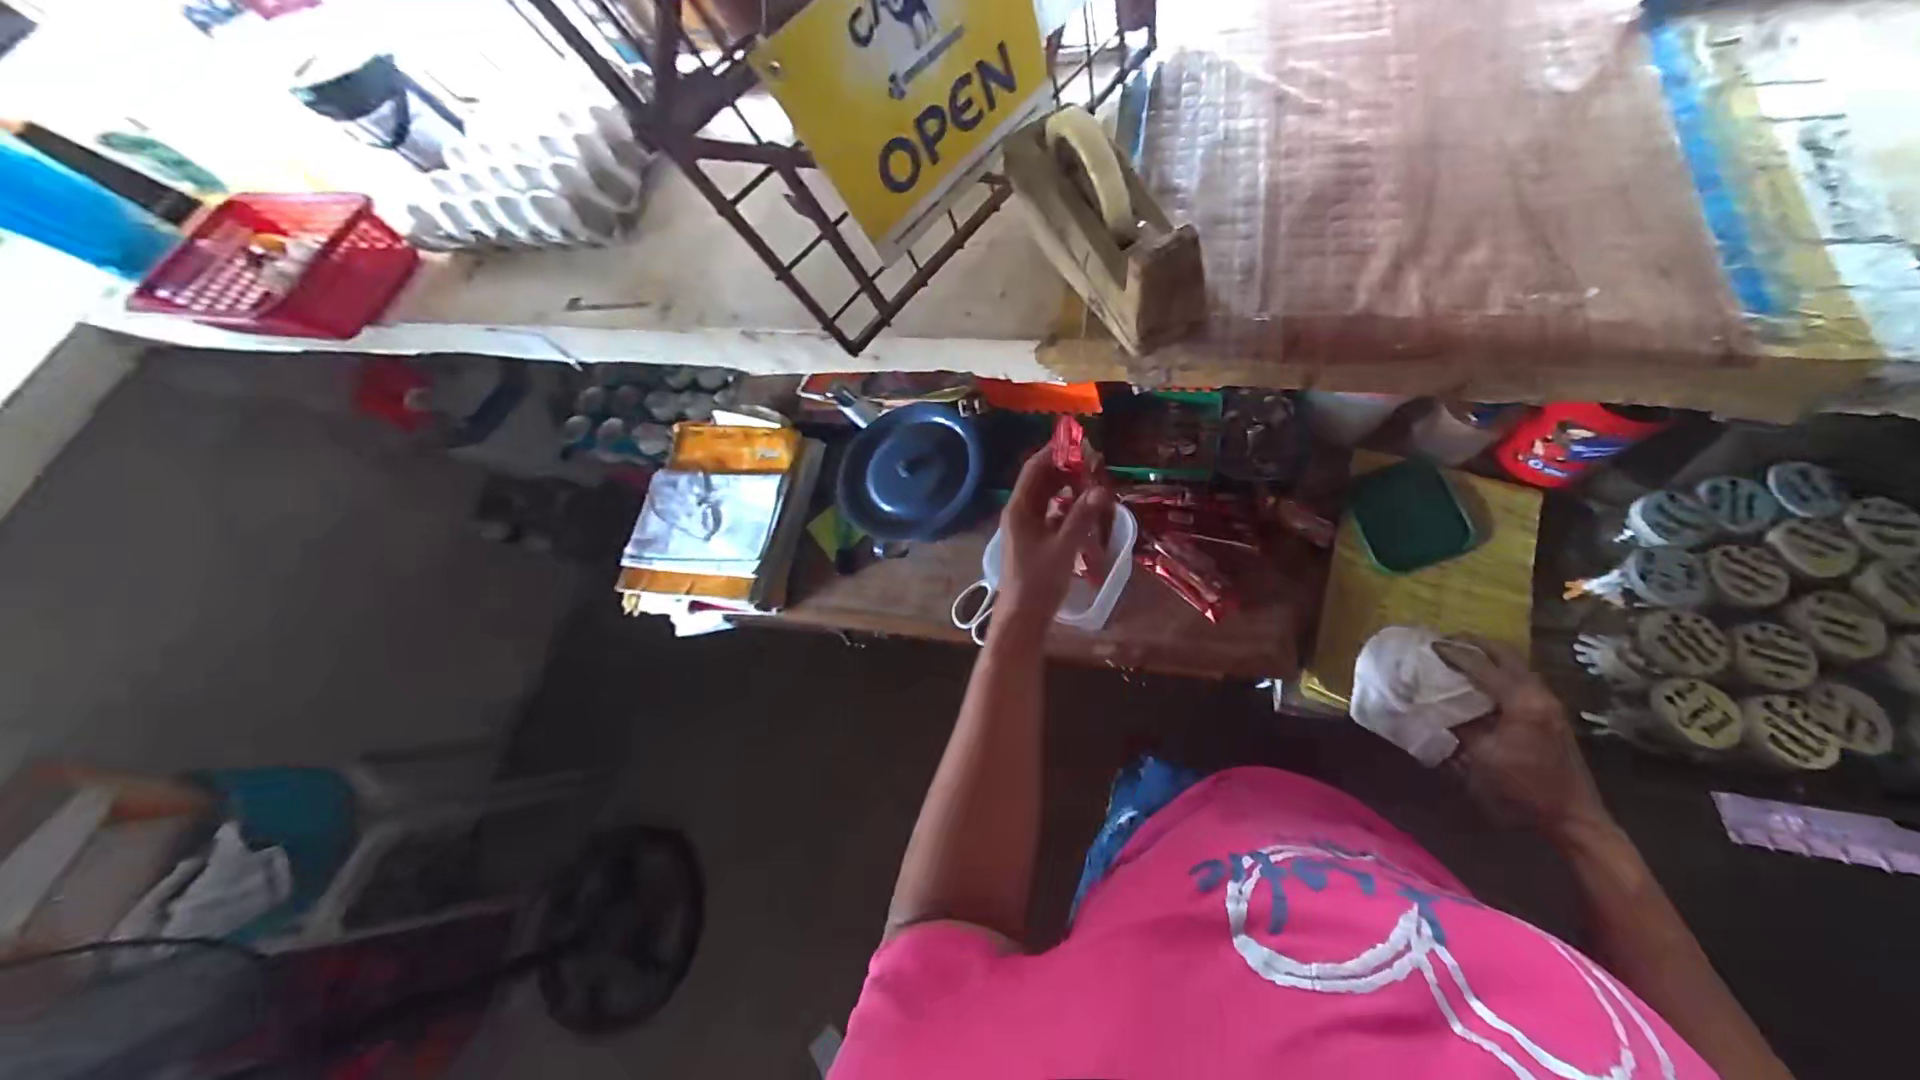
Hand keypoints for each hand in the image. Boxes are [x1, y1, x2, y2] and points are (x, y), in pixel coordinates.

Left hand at [994, 450, 1111, 633]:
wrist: (1022, 619)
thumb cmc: (1038, 582)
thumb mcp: (1064, 547)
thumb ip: (1083, 516)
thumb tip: (1102, 489)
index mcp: (1019, 509)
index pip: (1035, 468)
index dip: (1056, 452)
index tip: (1081, 442)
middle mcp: (1019, 513)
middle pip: (1042, 481)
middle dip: (1066, 469)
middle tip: (1095, 463)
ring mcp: (1026, 528)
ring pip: (1048, 498)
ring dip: (1069, 488)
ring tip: (1095, 482)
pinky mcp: (1034, 542)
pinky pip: (1051, 515)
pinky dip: (1068, 508)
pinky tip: (1087, 509)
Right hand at [1432, 637, 1614, 842]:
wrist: (1572, 819)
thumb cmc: (1521, 788)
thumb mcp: (1479, 756)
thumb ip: (1458, 724)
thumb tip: (1431, 703)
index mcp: (1522, 701)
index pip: (1481, 665)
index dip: (1453, 653)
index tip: (1428, 645)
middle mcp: (1539, 694)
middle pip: (1505, 655)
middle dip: (1474, 644)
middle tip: (1444, 641)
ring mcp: (1549, 704)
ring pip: (1515, 665)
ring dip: (1488, 657)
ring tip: (1458, 657)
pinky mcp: (1550, 715)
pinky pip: (1520, 680)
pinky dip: (1497, 672)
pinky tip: (1479, 682)